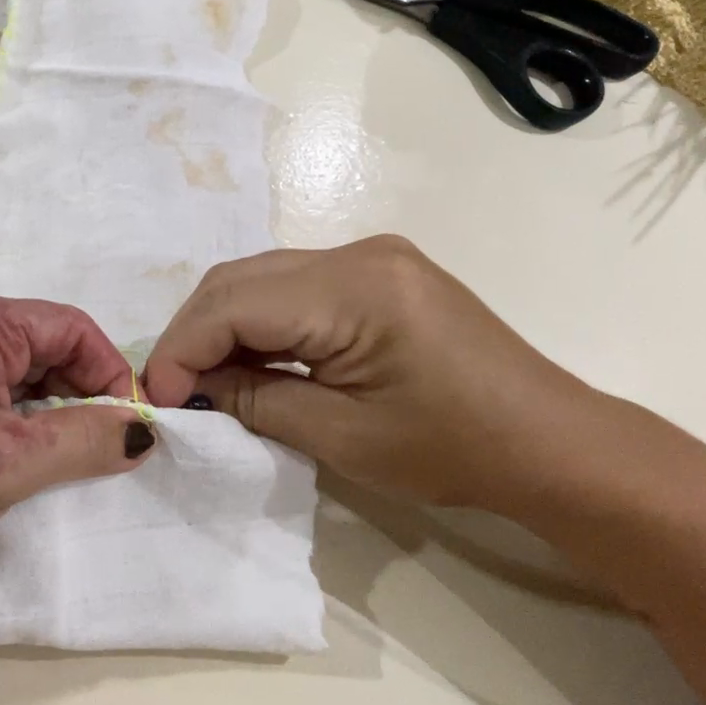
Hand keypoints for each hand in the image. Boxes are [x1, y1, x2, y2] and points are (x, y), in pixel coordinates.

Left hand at [0, 282, 155, 574]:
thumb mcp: (12, 462)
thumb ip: (86, 440)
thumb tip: (145, 431)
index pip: (68, 328)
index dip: (108, 376)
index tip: (131, 428)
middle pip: (42, 345)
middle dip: (75, 395)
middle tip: (98, 449)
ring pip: (16, 367)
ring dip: (44, 409)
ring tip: (58, 456)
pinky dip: (12, 413)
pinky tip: (18, 450)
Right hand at [143, 235, 598, 509]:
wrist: (549, 443)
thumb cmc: (452, 450)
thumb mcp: (337, 436)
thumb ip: (251, 399)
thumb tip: (188, 387)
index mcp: (356, 290)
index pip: (232, 304)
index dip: (180, 350)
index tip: (156, 402)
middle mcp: (358, 254)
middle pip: (236, 280)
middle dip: (191, 335)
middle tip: (171, 392)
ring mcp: (369, 258)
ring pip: (256, 279)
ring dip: (218, 327)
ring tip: (201, 381)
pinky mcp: (375, 273)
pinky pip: (288, 287)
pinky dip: (253, 323)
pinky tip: (246, 362)